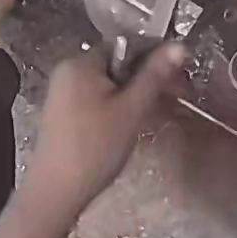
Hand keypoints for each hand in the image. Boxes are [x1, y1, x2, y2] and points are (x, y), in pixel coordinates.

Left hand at [19, 45, 187, 213]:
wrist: (56, 192)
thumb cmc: (95, 148)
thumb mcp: (131, 110)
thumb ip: (155, 75)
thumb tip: (180, 45)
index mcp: (80, 63)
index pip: (125, 46)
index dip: (154, 58)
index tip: (179, 76)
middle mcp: (67, 71)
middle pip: (117, 65)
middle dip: (147, 79)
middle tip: (176, 96)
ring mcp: (62, 93)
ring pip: (108, 84)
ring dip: (134, 95)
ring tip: (157, 112)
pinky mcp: (62, 113)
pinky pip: (96, 99)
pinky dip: (116, 106)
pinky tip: (131, 124)